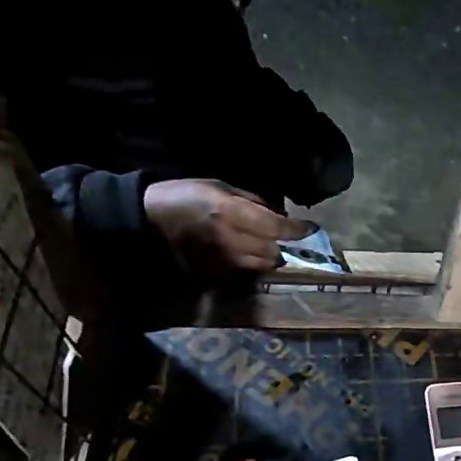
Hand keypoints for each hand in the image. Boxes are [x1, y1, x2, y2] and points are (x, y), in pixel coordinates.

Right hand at [142, 179, 312, 274]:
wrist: (149, 220)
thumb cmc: (184, 194)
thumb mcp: (220, 186)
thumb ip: (251, 201)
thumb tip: (277, 215)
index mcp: (232, 214)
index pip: (276, 228)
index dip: (297, 230)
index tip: (310, 229)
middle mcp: (232, 241)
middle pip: (273, 251)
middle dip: (282, 244)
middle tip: (285, 237)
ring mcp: (224, 262)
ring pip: (261, 265)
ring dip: (269, 256)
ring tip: (269, 246)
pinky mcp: (215, 274)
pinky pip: (245, 272)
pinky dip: (252, 264)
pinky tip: (247, 253)